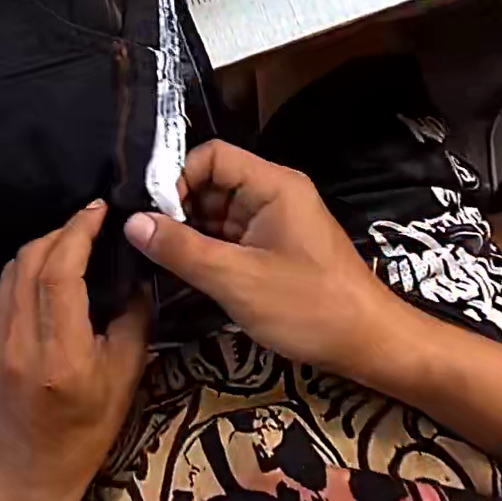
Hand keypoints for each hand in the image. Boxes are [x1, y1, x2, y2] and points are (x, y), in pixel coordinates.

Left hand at [0, 200, 148, 500]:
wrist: (31, 472)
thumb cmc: (88, 430)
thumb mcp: (126, 378)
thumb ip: (133, 319)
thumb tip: (135, 272)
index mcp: (60, 354)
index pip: (60, 273)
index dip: (78, 232)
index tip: (99, 210)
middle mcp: (20, 341)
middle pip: (31, 260)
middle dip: (62, 230)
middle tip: (91, 220)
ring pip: (13, 269)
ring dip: (43, 244)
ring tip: (74, 239)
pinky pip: (6, 287)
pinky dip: (29, 265)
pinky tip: (51, 266)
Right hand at [123, 140, 412, 374]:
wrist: (370, 345)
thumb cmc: (308, 307)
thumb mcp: (236, 279)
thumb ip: (181, 249)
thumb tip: (131, 222)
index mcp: (273, 185)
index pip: (213, 156)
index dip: (179, 176)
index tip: (153, 212)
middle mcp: (273, 193)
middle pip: (212, 181)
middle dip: (179, 206)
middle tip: (147, 236)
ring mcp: (273, 220)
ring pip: (217, 210)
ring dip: (189, 230)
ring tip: (158, 254)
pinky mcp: (272, 246)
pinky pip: (229, 234)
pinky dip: (205, 247)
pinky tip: (182, 265)